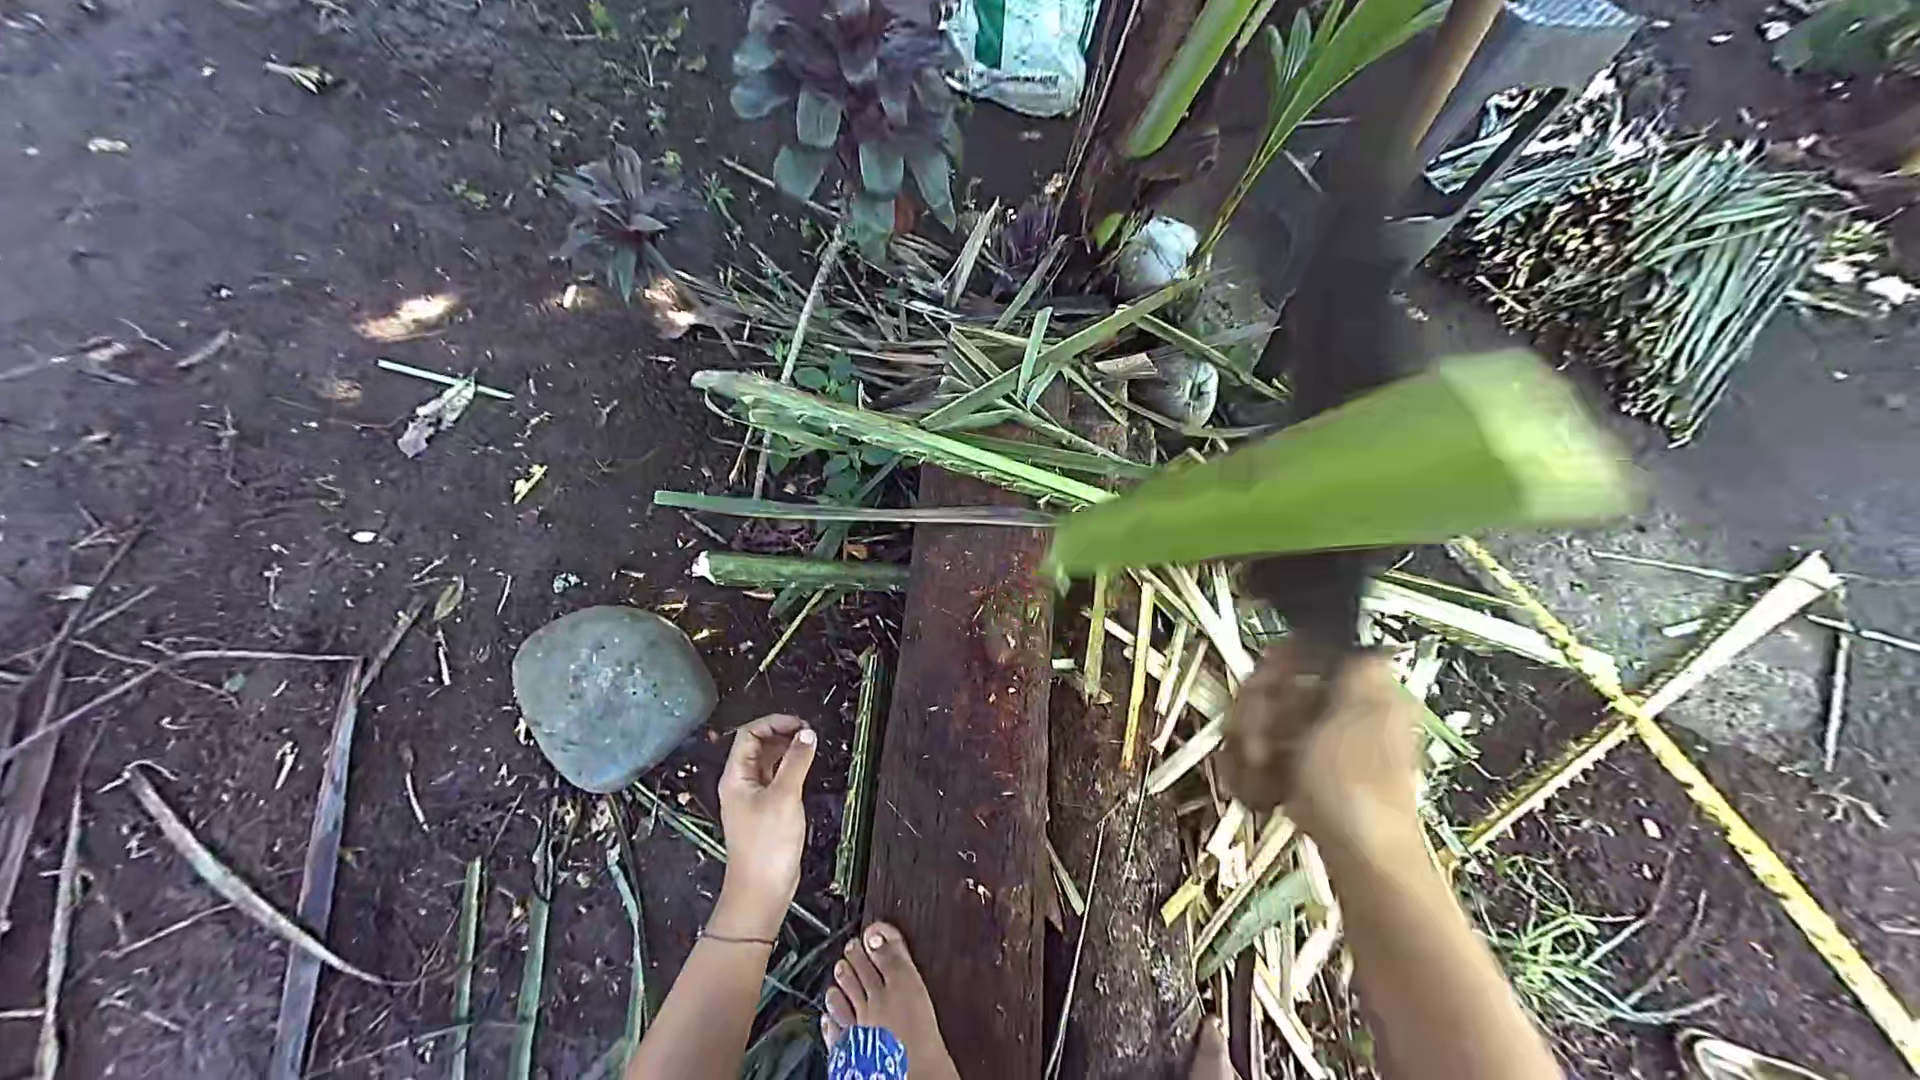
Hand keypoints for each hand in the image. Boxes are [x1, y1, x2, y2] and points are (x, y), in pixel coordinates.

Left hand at [713, 714, 816, 934]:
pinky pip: (776, 778)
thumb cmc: (768, 843)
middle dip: (782, 734)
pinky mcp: (766, 810)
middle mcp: (741, 784)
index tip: (800, 724)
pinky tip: (805, 768)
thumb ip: (796, 761)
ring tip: (810, 747)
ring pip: (768, 762)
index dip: (774, 723)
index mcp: (736, 777)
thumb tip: (807, 734)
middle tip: (809, 734)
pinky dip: (790, 768)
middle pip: (758, 746)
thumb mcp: (785, 796)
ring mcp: (753, 797)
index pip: (749, 735)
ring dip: (787, 750)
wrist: (762, 889)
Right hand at [1231, 646, 1420, 851]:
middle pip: (1271, 691)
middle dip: (1255, 717)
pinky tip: (1257, 787)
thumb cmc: (1356, 784)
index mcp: (1358, 693)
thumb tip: (1356, 635)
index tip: (1264, 688)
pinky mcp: (1296, 772)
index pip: (1300, 656)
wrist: (1360, 856)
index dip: (1276, 669)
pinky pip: (1259, 756)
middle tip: (1259, 744)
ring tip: (1259, 774)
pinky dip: (1252, 771)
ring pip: (1259, 724)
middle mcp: (1336, 713)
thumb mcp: (1357, 713)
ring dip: (1248, 748)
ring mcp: (1313, 745)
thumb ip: (1355, 668)